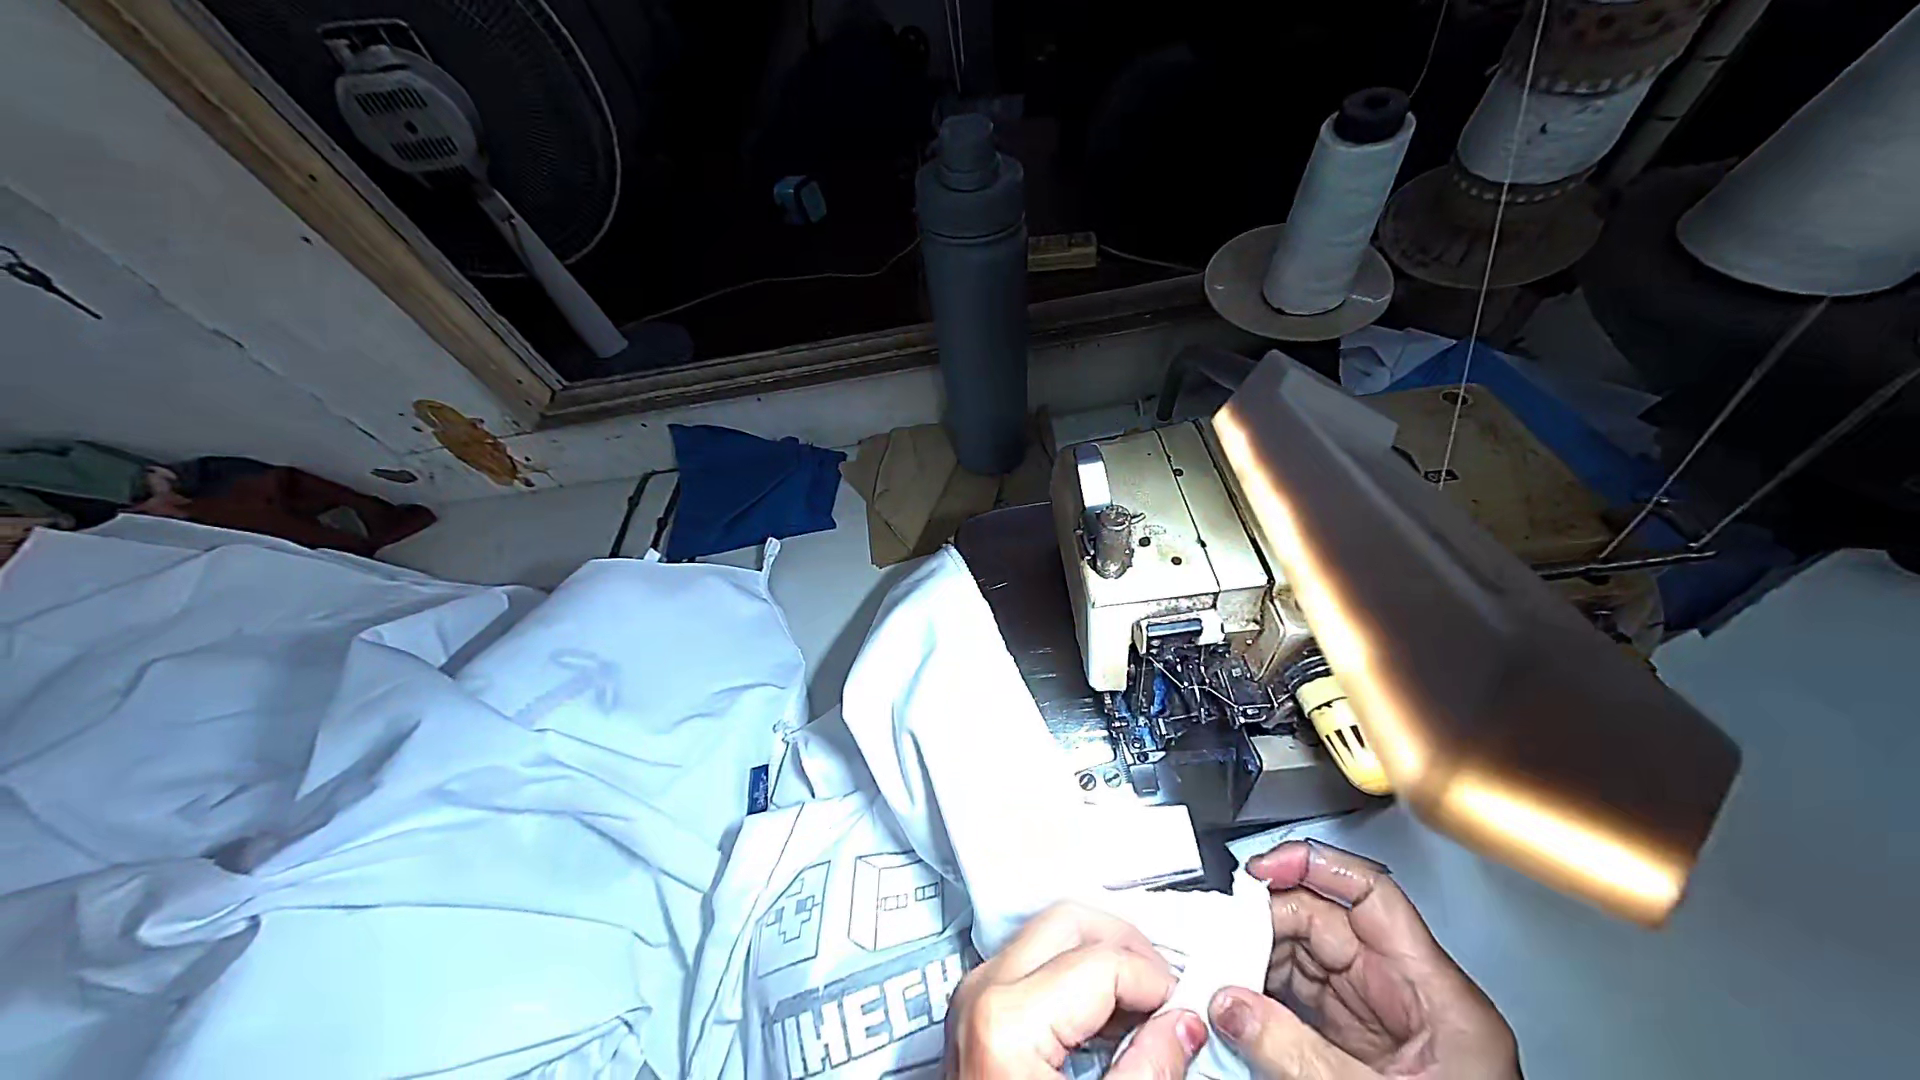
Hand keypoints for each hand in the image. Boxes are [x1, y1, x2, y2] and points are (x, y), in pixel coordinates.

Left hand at [947, 902, 1209, 1078]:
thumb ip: (1149, 1069)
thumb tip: (1182, 1023)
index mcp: (1008, 1020)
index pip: (1102, 961)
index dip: (1156, 981)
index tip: (1185, 1010)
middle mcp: (983, 991)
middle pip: (1068, 921)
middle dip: (1127, 946)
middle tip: (1168, 990)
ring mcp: (975, 993)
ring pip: (1050, 931)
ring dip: (1102, 953)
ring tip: (1144, 1003)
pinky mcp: (977, 1005)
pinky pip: (1034, 958)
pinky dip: (1076, 970)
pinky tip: (1107, 1013)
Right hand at [1208, 841, 1518, 1078]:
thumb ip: (1298, 1052)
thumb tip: (1229, 1001)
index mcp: (1438, 998)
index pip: (1373, 895)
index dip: (1313, 866)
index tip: (1260, 870)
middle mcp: (1407, 996)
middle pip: (1326, 922)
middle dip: (1267, 920)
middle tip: (1221, 932)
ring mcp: (1380, 1019)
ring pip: (1306, 955)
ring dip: (1258, 955)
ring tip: (1221, 967)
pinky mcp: (1356, 1045)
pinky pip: (1301, 995)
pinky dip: (1264, 990)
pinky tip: (1239, 998)